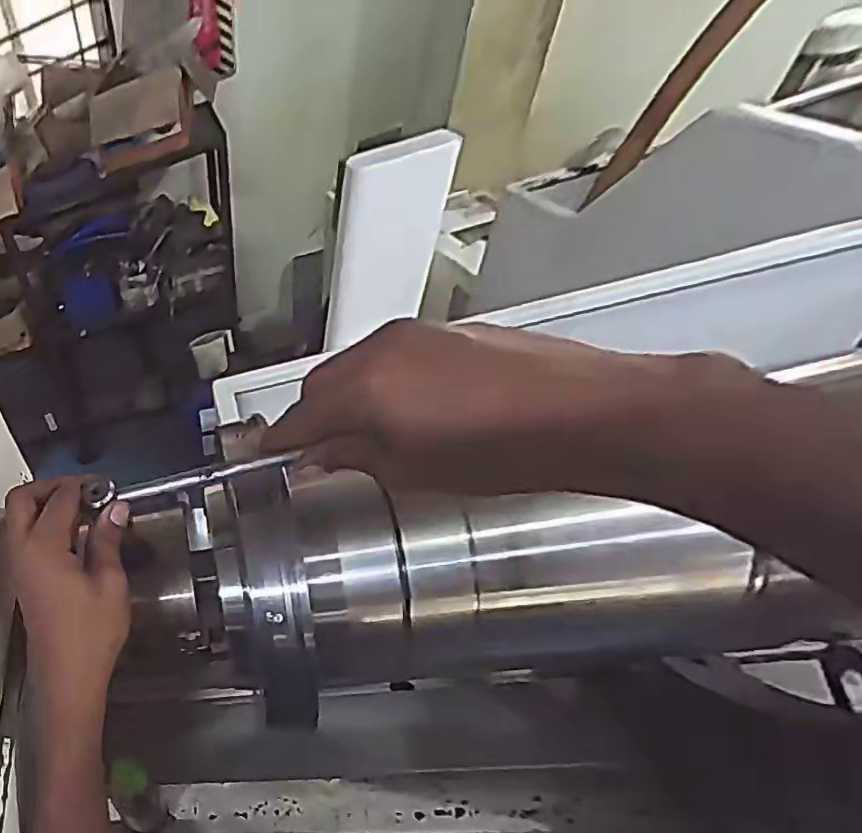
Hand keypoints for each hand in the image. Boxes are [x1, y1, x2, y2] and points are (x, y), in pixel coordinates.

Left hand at [2, 477, 129, 709]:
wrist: (67, 676)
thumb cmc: (91, 635)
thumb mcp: (110, 584)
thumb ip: (108, 540)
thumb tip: (115, 510)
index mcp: (42, 548)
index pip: (58, 500)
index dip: (83, 487)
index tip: (105, 486)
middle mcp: (21, 552)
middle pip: (21, 499)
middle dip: (50, 487)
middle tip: (83, 491)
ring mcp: (16, 567)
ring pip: (16, 518)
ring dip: (41, 505)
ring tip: (79, 510)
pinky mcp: (20, 580)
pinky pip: (20, 538)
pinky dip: (39, 525)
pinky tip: (71, 536)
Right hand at [261, 319, 767, 496]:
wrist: (592, 414)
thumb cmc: (510, 447)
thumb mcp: (410, 471)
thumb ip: (351, 457)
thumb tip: (320, 456)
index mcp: (364, 387)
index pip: (297, 417)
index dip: (279, 443)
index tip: (269, 457)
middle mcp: (381, 350)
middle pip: (318, 386)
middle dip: (311, 420)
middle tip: (316, 454)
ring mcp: (415, 336)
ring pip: (352, 368)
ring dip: (345, 400)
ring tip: (363, 437)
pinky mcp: (445, 332)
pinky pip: (388, 357)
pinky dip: (378, 383)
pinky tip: (402, 412)